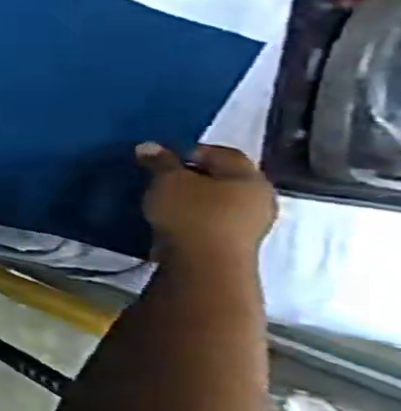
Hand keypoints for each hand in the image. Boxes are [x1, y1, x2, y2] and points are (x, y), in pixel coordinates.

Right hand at [135, 142, 276, 260]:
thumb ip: (159, 161)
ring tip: (162, 197)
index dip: (189, 150)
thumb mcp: (167, 180)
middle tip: (159, 175)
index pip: (221, 153)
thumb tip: (149, 146)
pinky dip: (195, 212)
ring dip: (193, 195)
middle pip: (223, 176)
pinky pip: (214, 217)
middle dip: (192, 174)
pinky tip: (173, 215)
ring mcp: (253, 221)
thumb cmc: (191, 213)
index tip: (159, 156)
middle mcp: (260, 197)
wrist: (204, 264)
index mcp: (250, 177)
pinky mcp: (237, 240)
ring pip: (219, 198)